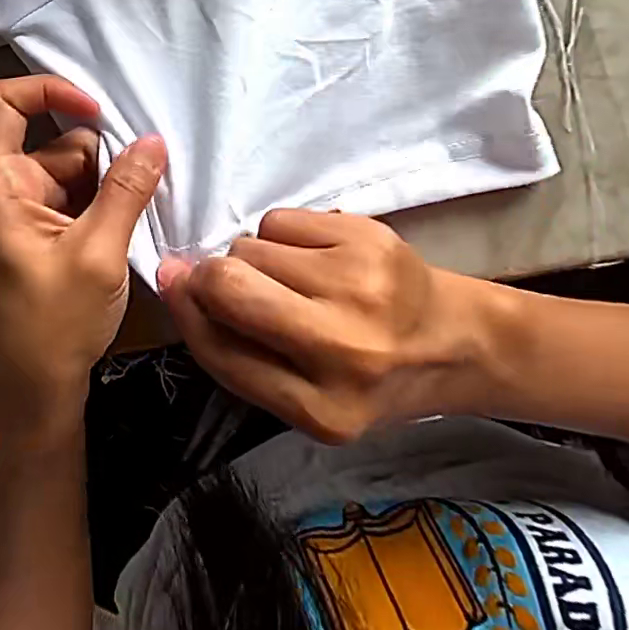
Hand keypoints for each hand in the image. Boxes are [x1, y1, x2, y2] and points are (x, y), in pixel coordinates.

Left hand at [0, 77, 166, 423]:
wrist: (39, 386)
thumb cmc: (54, 323)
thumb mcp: (97, 253)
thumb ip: (126, 190)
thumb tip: (155, 141)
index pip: (6, 104)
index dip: (50, 91)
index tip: (99, 111)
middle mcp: (9, 186)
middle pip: (59, 138)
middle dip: (103, 157)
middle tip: (138, 187)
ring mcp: (31, 206)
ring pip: (81, 165)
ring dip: (113, 181)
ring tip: (137, 213)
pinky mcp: (51, 225)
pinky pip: (85, 190)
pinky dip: (110, 198)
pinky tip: (131, 221)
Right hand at [158, 210, 492, 443]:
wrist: (454, 340)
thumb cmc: (371, 378)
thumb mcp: (307, 399)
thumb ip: (238, 351)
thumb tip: (174, 277)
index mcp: (321, 411)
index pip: (220, 351)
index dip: (185, 312)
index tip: (175, 286)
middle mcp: (342, 347)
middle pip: (229, 284)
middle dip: (212, 276)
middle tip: (233, 280)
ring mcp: (359, 283)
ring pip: (251, 245)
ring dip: (254, 258)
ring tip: (292, 278)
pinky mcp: (368, 235)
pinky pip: (280, 218)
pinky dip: (281, 235)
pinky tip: (313, 255)